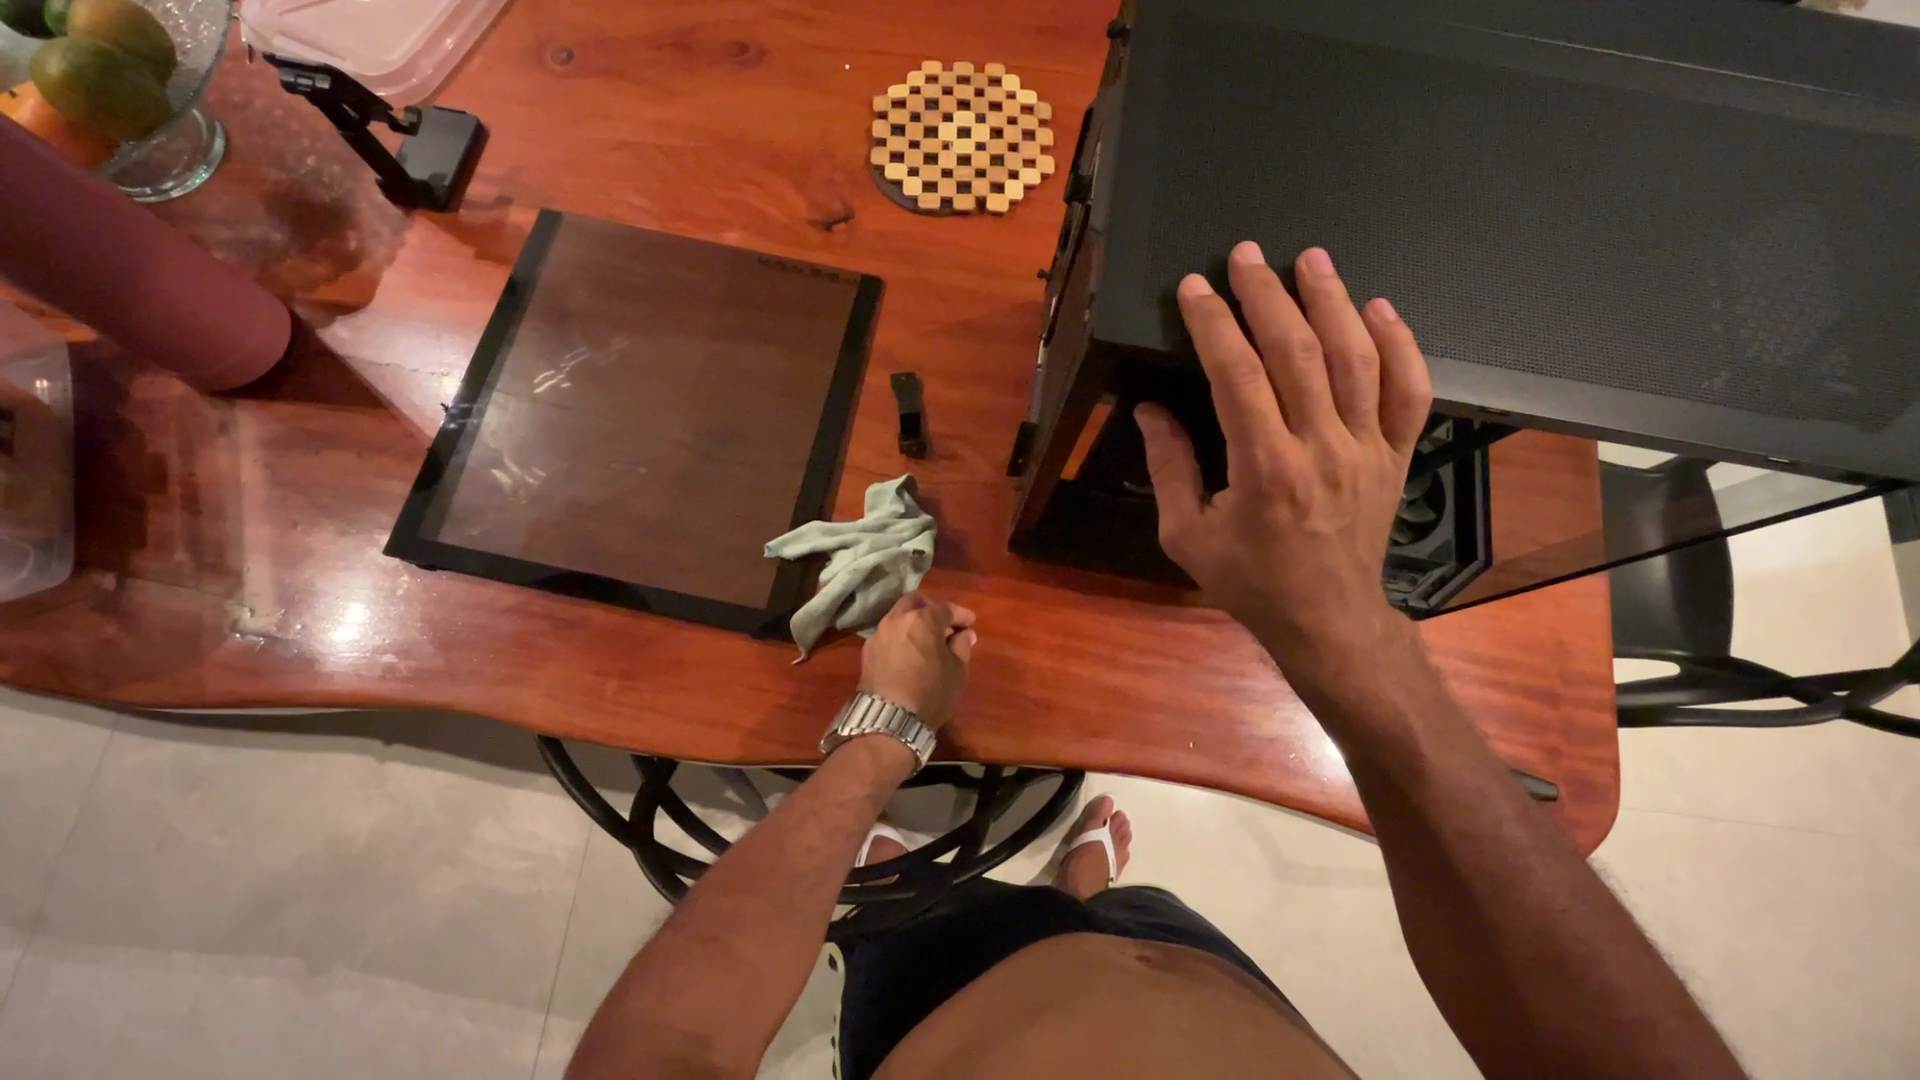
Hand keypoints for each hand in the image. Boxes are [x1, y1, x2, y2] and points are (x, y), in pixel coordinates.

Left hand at [859, 593, 976, 729]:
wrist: (889, 719)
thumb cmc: (930, 692)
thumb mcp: (957, 671)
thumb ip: (962, 646)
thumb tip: (964, 634)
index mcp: (922, 620)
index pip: (946, 609)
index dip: (961, 614)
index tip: (970, 623)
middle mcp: (897, 619)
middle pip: (916, 602)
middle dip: (932, 608)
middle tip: (945, 624)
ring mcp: (879, 634)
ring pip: (898, 617)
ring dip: (914, 622)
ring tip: (927, 640)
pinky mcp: (867, 651)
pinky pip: (888, 635)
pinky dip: (901, 637)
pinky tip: (909, 652)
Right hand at [1134, 242, 1432, 667]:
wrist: (1326, 618)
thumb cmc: (1249, 580)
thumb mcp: (1186, 536)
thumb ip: (1169, 468)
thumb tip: (1149, 410)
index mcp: (1265, 470)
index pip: (1238, 376)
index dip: (1214, 325)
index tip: (1194, 288)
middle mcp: (1322, 449)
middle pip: (1298, 353)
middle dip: (1267, 296)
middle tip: (1245, 255)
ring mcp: (1367, 450)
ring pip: (1356, 360)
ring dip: (1332, 302)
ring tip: (1310, 259)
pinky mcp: (1396, 456)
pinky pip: (1411, 391)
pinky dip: (1400, 345)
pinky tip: (1379, 308)